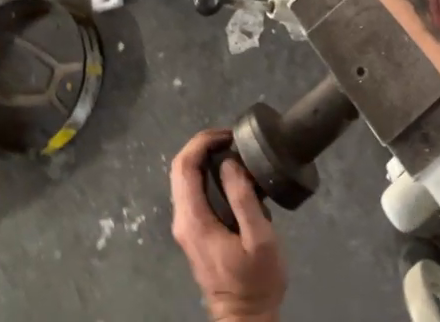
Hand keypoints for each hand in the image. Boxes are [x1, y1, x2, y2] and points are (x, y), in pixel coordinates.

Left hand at [169, 129, 285, 321]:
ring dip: (204, 158)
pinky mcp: (195, 231)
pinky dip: (206, 173)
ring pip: (184, 179)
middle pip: (180, 169)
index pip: (184, 166)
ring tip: (235, 151)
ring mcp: (186, 227)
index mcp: (194, 220)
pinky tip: (231, 173)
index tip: (229, 135)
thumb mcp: (259, 238)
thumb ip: (244, 199)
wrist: (245, 316)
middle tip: (233, 139)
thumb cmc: (256, 280)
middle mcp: (182, 220)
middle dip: (203, 145)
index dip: (202, 142)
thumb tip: (230, 163)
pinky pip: (192, 192)